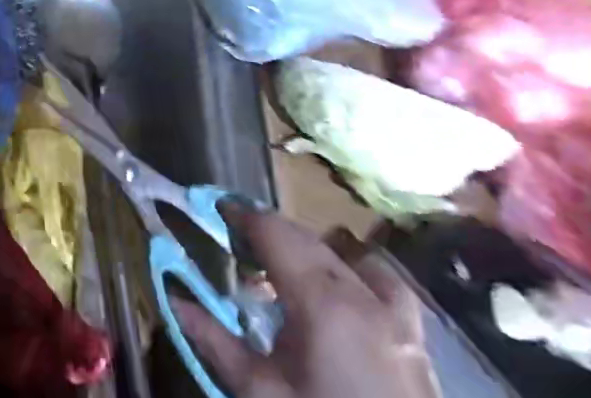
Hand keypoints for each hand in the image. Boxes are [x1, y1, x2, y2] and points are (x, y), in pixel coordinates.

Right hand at [174, 210, 439, 397]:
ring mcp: (400, 320)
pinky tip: (337, 299)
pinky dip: (354, 273)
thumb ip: (215, 339)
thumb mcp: (260, 393)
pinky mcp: (418, 343)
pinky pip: (385, 284)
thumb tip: (172, 297)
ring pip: (349, 256)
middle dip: (271, 232)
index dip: (242, 215)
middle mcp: (363, 296)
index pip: (274, 232)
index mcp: (322, 302)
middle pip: (308, 238)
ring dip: (312, 250)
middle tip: (238, 244)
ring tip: (287, 272)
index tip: (216, 210)